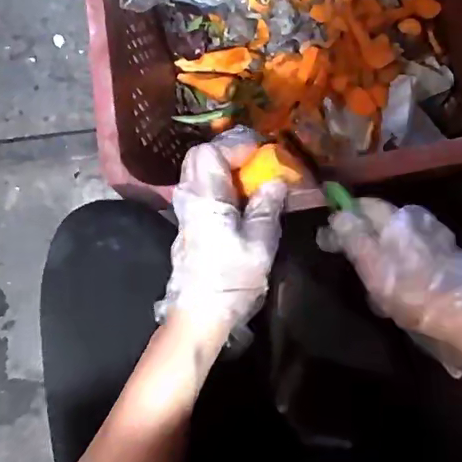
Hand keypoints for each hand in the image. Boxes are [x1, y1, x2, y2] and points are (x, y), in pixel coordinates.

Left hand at [158, 133, 287, 359]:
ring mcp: (185, 212)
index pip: (210, 153)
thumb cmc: (230, 280)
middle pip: (198, 158)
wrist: (198, 315)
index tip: (261, 150)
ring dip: (223, 167)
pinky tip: (241, 197)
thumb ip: (267, 208)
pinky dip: (219, 183)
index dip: (236, 146)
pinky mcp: (188, 225)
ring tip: (252, 176)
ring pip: (197, 173)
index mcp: (205, 199)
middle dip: (227, 151)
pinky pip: (200, 190)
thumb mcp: (259, 245)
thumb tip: (276, 182)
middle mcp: (189, 199)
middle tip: (256, 159)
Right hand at [322, 198, 461, 359]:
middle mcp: (417, 220)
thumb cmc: (411, 289)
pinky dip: (401, 264)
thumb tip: (337, 215)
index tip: (330, 233)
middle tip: (348, 258)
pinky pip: (414, 254)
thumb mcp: (372, 264)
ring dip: (383, 252)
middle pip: (381, 221)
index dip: (344, 215)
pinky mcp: (448, 258)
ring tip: (374, 278)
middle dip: (363, 235)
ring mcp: (435, 238)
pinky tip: (400, 284)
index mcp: (396, 217)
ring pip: (398, 238)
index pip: (363, 205)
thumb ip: (352, 237)